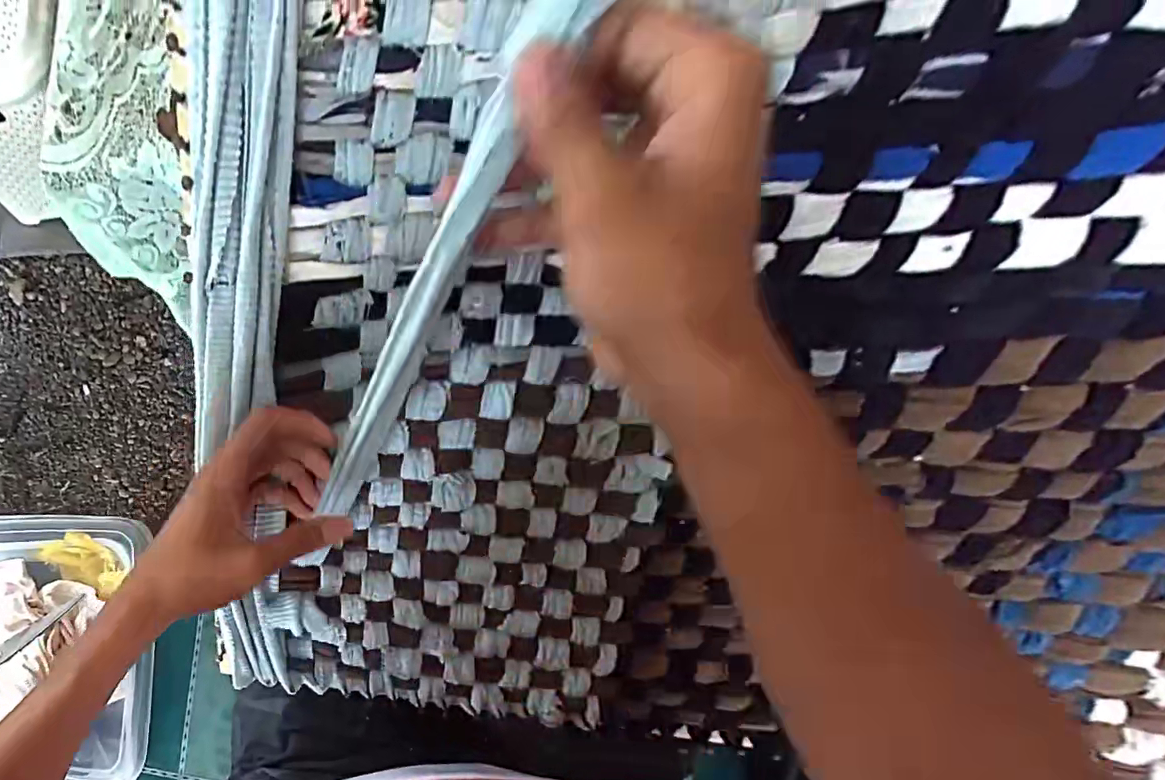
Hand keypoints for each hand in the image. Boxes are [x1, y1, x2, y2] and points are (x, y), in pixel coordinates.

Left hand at [126, 408, 353, 624]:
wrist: (151, 596)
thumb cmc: (196, 576)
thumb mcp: (254, 561)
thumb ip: (300, 540)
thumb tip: (344, 524)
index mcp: (226, 473)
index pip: (265, 423)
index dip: (302, 423)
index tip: (331, 444)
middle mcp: (222, 472)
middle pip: (270, 442)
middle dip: (305, 454)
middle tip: (331, 480)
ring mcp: (220, 488)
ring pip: (264, 465)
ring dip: (294, 476)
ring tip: (317, 504)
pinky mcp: (220, 505)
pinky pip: (255, 486)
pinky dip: (279, 494)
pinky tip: (298, 516)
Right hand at [488, 5, 777, 416]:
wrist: (679, 360)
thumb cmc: (650, 274)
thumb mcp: (597, 194)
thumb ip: (561, 121)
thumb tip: (529, 56)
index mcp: (706, 84)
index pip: (628, 29)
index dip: (565, 51)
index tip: (505, 84)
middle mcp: (689, 112)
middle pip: (599, 84)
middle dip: (534, 116)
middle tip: (479, 142)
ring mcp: (658, 165)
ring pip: (581, 142)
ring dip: (521, 169)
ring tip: (458, 190)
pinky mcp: (631, 212)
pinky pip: (579, 190)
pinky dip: (534, 209)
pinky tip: (479, 231)